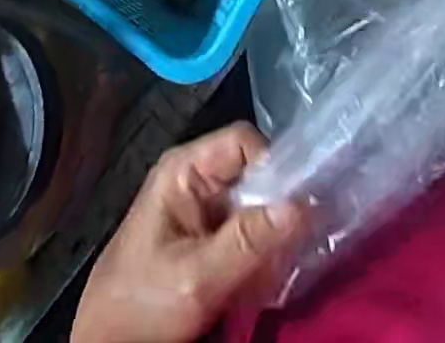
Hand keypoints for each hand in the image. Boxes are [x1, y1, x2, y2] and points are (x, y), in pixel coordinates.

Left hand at [72, 123, 305, 342]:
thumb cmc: (142, 302)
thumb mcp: (197, 276)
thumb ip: (248, 241)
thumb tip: (302, 205)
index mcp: (184, 169)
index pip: (242, 140)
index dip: (272, 165)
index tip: (294, 207)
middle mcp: (196, 177)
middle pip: (254, 172)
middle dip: (276, 208)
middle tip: (292, 246)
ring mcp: (203, 207)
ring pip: (256, 204)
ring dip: (271, 237)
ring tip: (275, 270)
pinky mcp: (209, 235)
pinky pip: (249, 230)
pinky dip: (261, 254)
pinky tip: (262, 281)